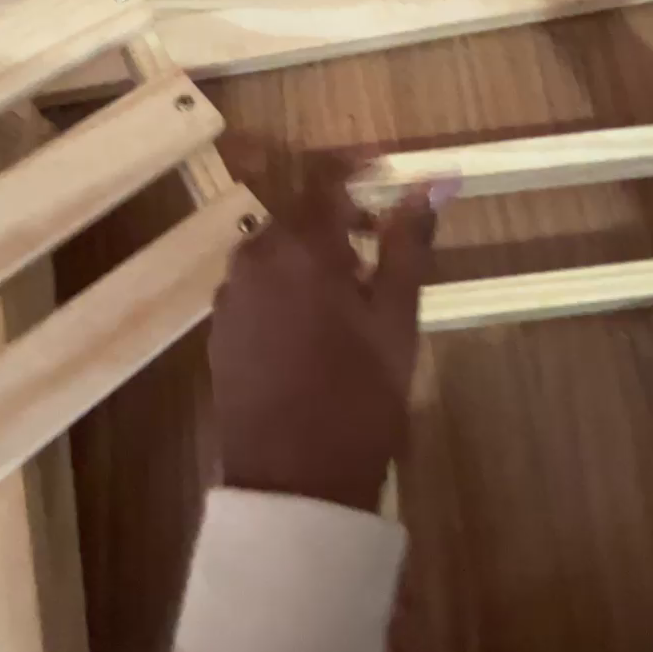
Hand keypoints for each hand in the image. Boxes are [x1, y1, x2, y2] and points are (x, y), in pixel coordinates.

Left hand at [208, 162, 442, 511]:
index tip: (384, 170)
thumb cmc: (360, 396)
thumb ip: (408, 243)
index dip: (355, 167)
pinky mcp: (219, 330)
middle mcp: (253, 259)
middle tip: (380, 247)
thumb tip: (433, 182)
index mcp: (300, 247)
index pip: (324, 179)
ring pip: (276, 252)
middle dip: (340, 221)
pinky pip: (257, 285)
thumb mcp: (396, 317)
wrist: (294, 484)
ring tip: (350, 295)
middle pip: (299, 217)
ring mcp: (230, 296)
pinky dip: (287, 286)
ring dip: (312, 255)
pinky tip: (312, 326)